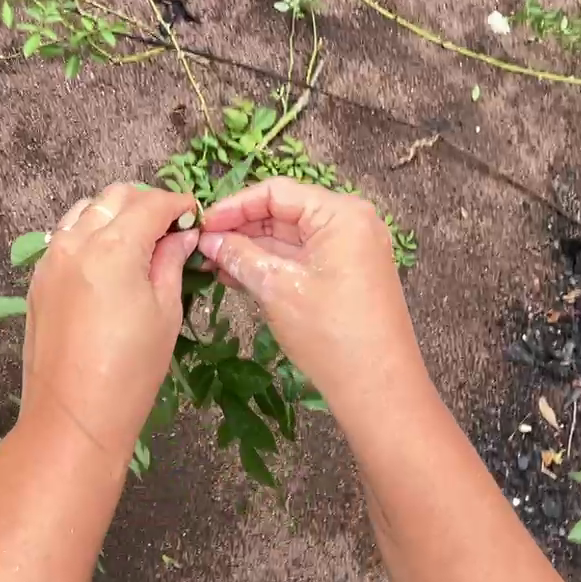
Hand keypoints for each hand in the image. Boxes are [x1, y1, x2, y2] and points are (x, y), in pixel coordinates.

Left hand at [20, 183, 199, 463]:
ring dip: (115, 213)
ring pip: (86, 210)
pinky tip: (108, 259)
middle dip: (147, 202)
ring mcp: (50, 258)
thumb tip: (182, 234)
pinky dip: (90, 232)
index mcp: (113, 246)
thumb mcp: (164, 312)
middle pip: (115, 196)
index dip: (179, 205)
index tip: (195, 216)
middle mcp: (76, 241)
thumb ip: (171, 262)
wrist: (72, 418)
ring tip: (138, 241)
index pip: (152, 204)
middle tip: (170, 228)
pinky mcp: (37, 278)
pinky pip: (65, 235)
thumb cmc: (130, 370)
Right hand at [197, 178, 419, 407]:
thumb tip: (207, 239)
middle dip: (241, 228)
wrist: (379, 389)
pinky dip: (271, 263)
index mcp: (341, 214)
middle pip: (284, 211)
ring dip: (252, 247)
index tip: (202, 225)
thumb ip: (239, 255)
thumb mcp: (277, 288)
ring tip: (212, 263)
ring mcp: (350, 248)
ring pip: (290, 236)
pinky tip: (237, 275)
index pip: (276, 192)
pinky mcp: (346, 272)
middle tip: (202, 246)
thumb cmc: (330, 333)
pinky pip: (301, 256)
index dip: (234, 206)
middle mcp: (350, 222)